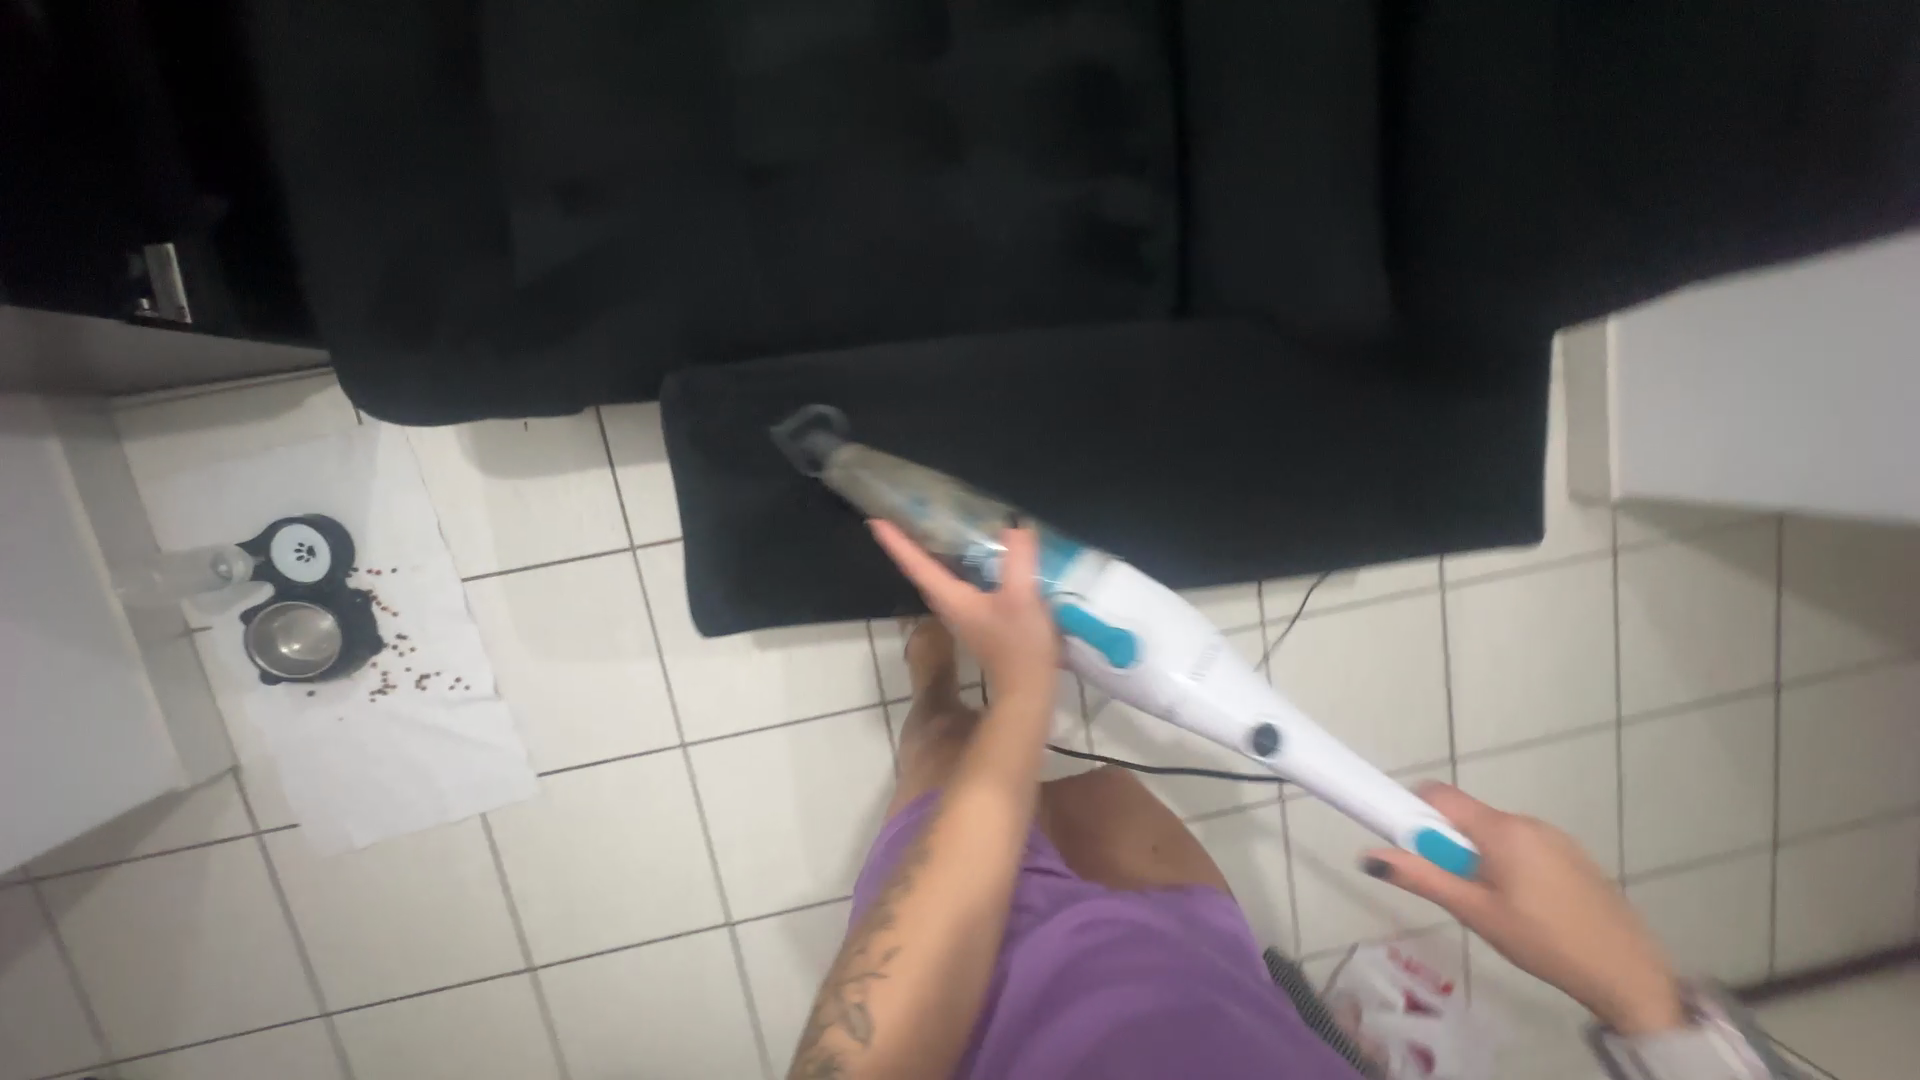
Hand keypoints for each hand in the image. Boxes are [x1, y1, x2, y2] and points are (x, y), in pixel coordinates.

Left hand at [869, 521, 1060, 701]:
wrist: (1027, 690)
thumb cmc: (1020, 646)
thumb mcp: (1022, 597)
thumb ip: (1017, 560)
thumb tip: (1013, 527)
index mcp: (951, 598)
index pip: (916, 564)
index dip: (896, 542)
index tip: (874, 522)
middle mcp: (949, 606)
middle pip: (921, 569)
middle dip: (909, 543)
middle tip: (901, 516)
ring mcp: (962, 614)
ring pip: (939, 577)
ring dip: (932, 553)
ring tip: (930, 526)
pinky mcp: (979, 618)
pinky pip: (958, 583)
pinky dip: (958, 563)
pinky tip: (974, 555)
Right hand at [1362, 783, 1684, 1034]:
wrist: (1632, 978)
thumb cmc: (1544, 942)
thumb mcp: (1475, 912)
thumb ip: (1421, 877)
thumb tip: (1368, 855)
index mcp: (1502, 829)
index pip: (1438, 795)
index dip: (1412, 809)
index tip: (1406, 842)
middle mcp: (1527, 822)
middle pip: (1465, 816)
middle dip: (1446, 843)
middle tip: (1454, 887)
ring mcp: (1555, 838)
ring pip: (1493, 833)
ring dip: (1476, 856)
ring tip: (1491, 904)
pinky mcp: (1573, 856)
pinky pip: (1521, 846)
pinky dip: (1506, 864)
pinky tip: (1524, 906)